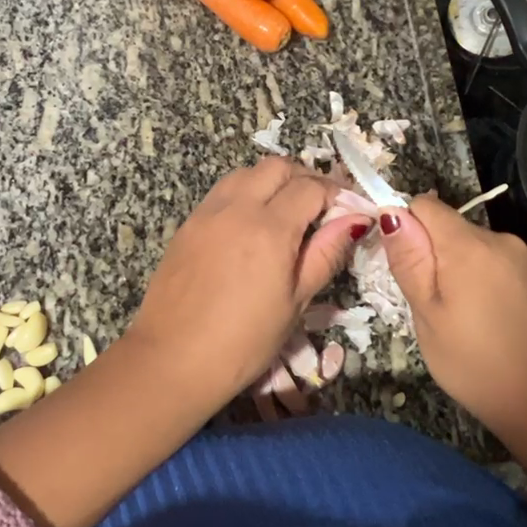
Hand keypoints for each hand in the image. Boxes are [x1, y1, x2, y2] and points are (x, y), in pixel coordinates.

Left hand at [124, 159, 371, 407]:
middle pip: (277, 167)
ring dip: (272, 180)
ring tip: (288, 210)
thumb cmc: (243, 342)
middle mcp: (236, 208)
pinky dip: (245, 192)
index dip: (336, 194)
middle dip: (305, 178)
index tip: (350, 210)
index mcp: (269, 228)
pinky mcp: (187, 224)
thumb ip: (325, 254)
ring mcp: (207, 212)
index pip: (310, 188)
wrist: (172, 360)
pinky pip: (223, 191)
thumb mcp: (295, 302)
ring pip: (246, 172)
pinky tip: (253, 222)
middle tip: (322, 205)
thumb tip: (354, 219)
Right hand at [378, 195, 526, 447]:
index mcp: (469, 246)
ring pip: (480, 248)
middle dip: (438, 256)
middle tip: (438, 307)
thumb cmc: (477, 366)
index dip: (408, 230)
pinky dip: (493, 282)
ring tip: (470, 318)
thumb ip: (409, 261)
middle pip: (454, 228)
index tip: (409, 269)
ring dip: (467, 270)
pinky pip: (505, 265)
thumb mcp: (428, 318)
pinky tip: (499, 320)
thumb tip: (392, 213)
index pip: (425, 206)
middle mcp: (503, 239)